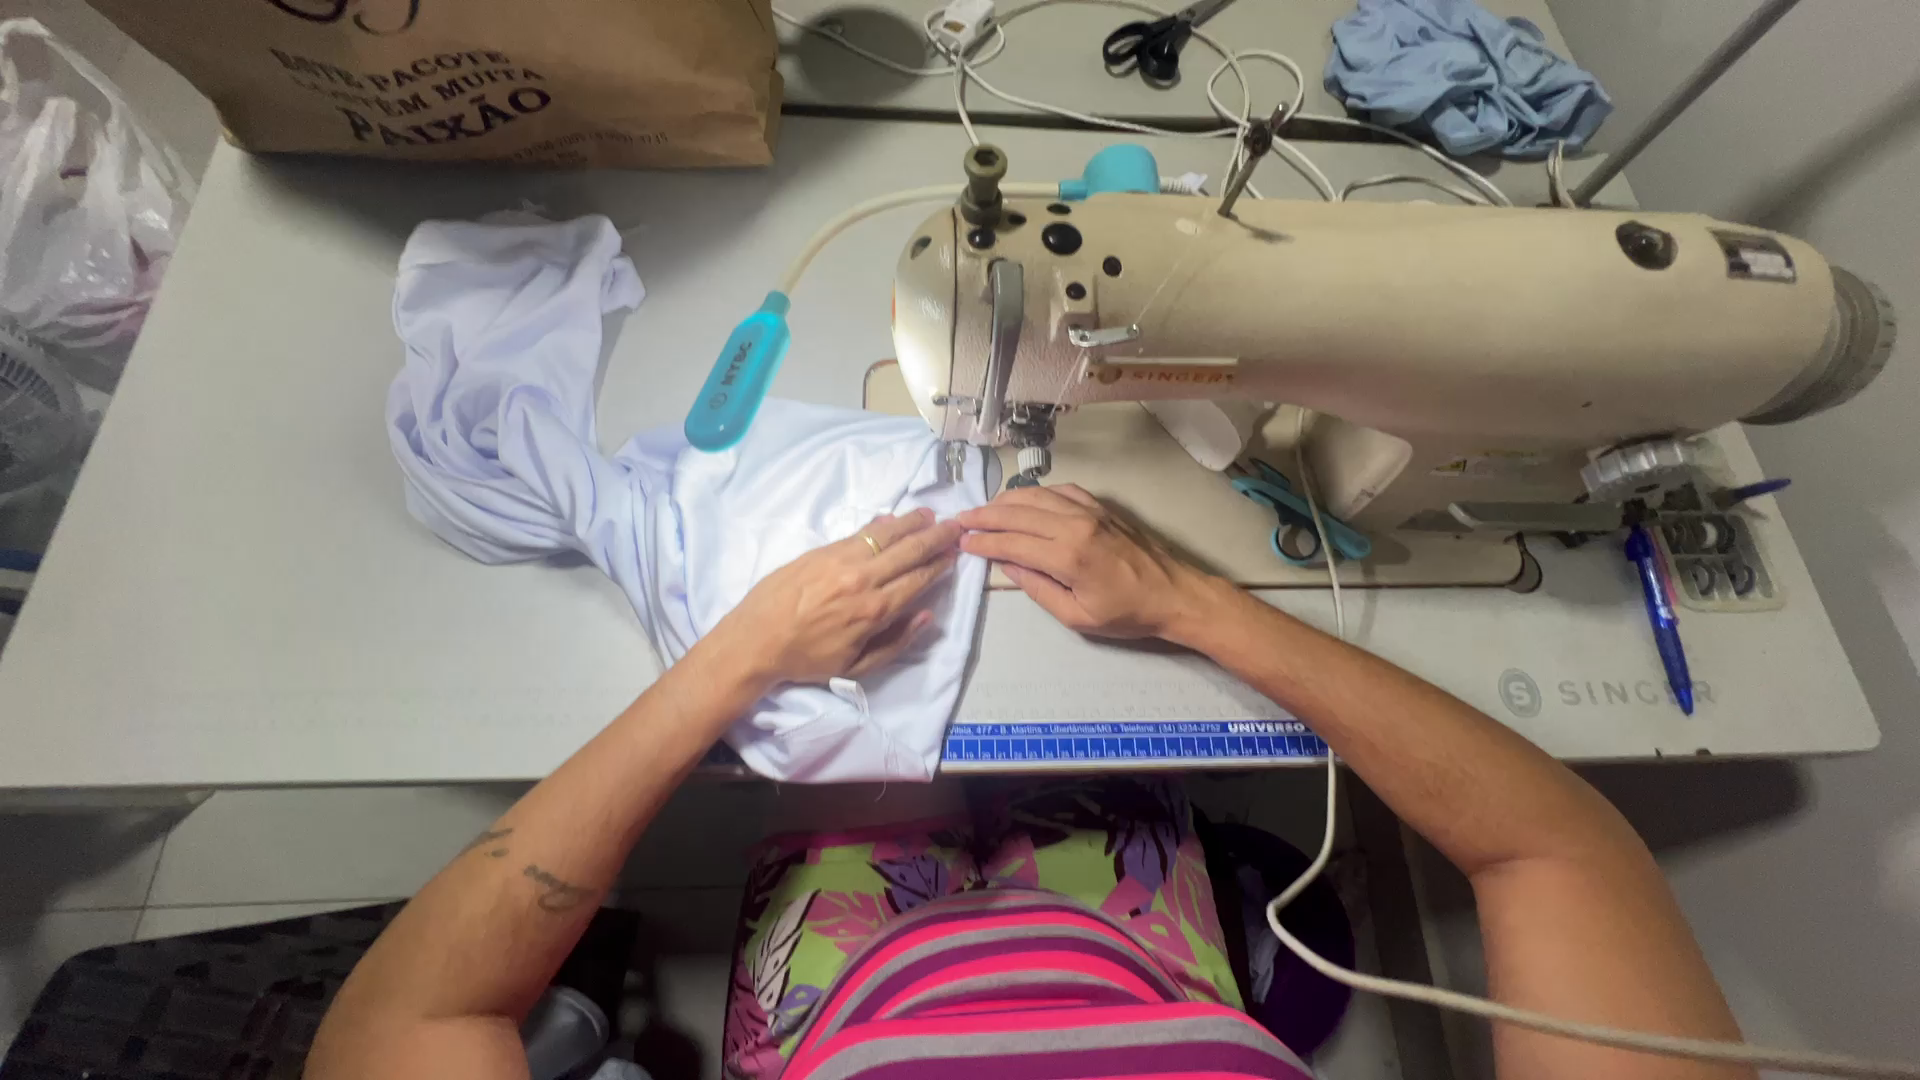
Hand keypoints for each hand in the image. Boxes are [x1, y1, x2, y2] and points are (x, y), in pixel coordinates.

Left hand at [705, 508, 961, 689]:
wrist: (756, 639)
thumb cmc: (807, 658)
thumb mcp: (858, 666)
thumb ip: (897, 642)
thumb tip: (927, 616)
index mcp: (875, 610)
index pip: (919, 578)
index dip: (941, 564)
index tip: (956, 552)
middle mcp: (864, 578)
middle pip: (910, 550)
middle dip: (936, 537)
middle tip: (956, 525)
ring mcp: (842, 559)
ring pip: (886, 534)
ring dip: (912, 523)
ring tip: (929, 515)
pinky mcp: (823, 550)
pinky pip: (860, 532)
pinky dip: (881, 525)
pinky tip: (893, 520)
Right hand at [956, 484, 1226, 641]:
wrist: (1176, 594)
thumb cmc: (1127, 614)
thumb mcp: (1077, 617)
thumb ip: (1038, 589)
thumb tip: (1008, 566)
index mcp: (1067, 556)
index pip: (1012, 543)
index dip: (983, 542)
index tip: (962, 543)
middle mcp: (1075, 525)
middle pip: (1018, 512)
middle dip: (985, 516)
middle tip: (962, 520)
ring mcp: (1089, 511)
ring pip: (1037, 495)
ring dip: (1006, 500)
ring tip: (986, 509)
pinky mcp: (1101, 507)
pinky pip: (1061, 491)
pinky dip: (1037, 493)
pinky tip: (1025, 500)